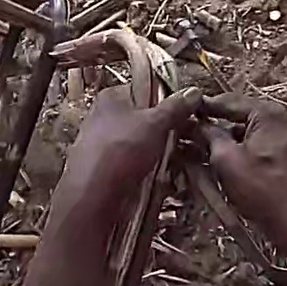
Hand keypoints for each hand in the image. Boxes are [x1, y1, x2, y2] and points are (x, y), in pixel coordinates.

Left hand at [50, 85, 201, 232]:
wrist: (93, 196)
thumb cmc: (122, 150)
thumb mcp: (156, 123)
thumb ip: (175, 107)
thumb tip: (193, 91)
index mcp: (111, 97)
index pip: (146, 89)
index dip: (169, 100)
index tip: (189, 114)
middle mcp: (103, 116)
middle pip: (144, 118)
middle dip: (168, 130)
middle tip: (189, 140)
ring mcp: (101, 143)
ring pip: (141, 142)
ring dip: (162, 151)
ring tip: (181, 161)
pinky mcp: (104, 167)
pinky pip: (133, 162)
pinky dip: (149, 168)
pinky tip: (163, 177)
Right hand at [195, 95, 286, 277]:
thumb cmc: (264, 192)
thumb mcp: (227, 160)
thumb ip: (210, 136)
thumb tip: (197, 124)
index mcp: (268, 113)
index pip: (226, 101)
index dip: (201, 108)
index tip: (181, 113)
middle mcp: (282, 120)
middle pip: (238, 116)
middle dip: (213, 126)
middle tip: (188, 134)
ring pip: (248, 133)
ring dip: (226, 141)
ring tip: (201, 151)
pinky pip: (258, 147)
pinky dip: (241, 152)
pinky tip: (225, 165)